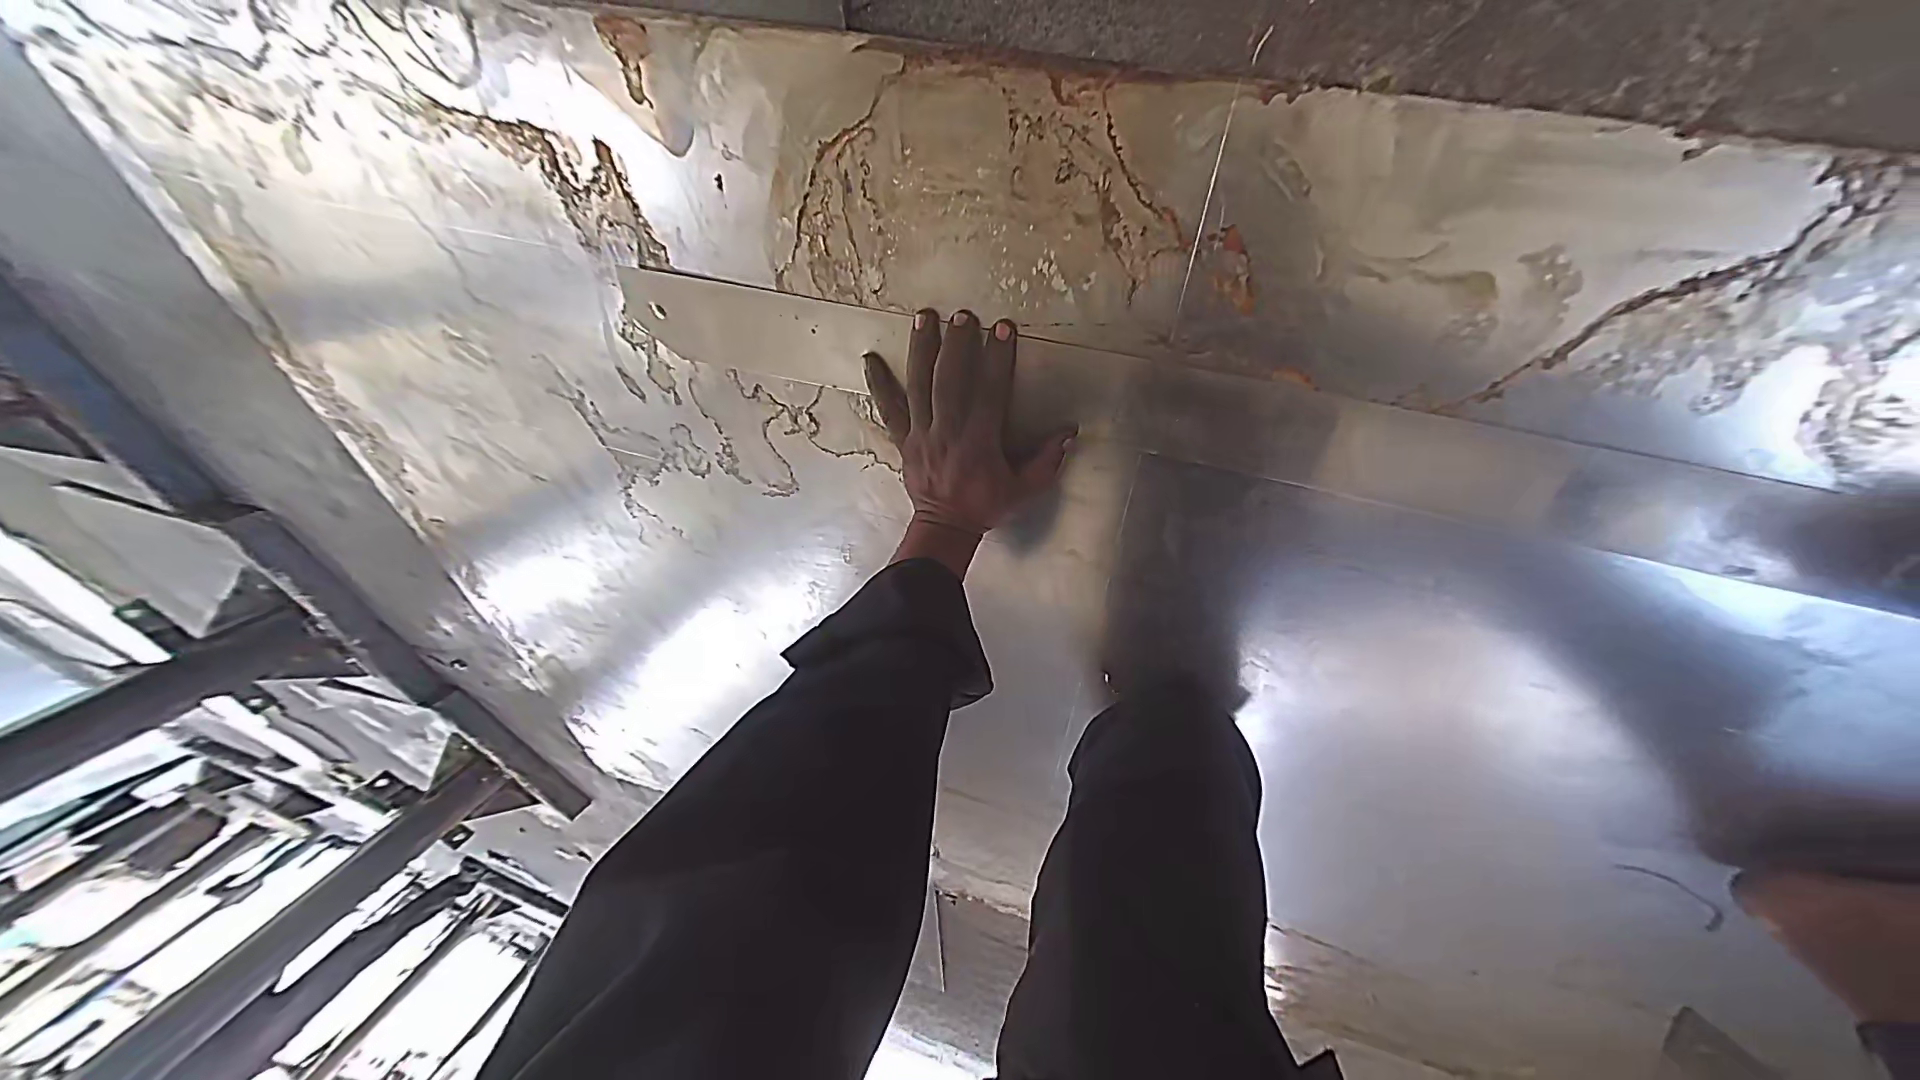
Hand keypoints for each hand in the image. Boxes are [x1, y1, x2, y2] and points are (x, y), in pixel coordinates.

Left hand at [865, 309, 1074, 578]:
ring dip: (922, 351)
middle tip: (963, 316)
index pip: (989, 393)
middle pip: (949, 382)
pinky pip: (889, 410)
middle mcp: (946, 434)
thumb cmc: (985, 506)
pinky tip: (870, 360)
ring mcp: (921, 435)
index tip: (1003, 330)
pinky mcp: (904, 440)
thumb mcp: (1024, 489)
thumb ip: (1046, 461)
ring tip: (924, 318)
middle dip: (957, 346)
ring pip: (919, 387)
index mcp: (978, 443)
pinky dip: (879, 384)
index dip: (997, 360)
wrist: (945, 527)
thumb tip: (1069, 431)